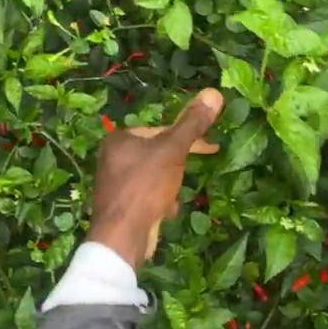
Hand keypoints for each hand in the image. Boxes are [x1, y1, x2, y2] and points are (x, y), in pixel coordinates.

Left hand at [87, 89, 223, 268]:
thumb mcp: (173, 151)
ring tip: (171, 199)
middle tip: (187, 175)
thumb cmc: (145, 186)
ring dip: (170, 187)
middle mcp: (112, 158)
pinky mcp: (121, 205)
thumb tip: (214, 93)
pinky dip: (159, 202)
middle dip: (177, 168)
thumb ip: (192, 124)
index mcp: (120, 139)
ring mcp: (115, 183)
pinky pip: (148, 196)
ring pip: (156, 177)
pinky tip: (163, 214)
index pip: (162, 131)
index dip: (189, 138)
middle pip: (159, 154)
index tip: (212, 146)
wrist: (122, 235)